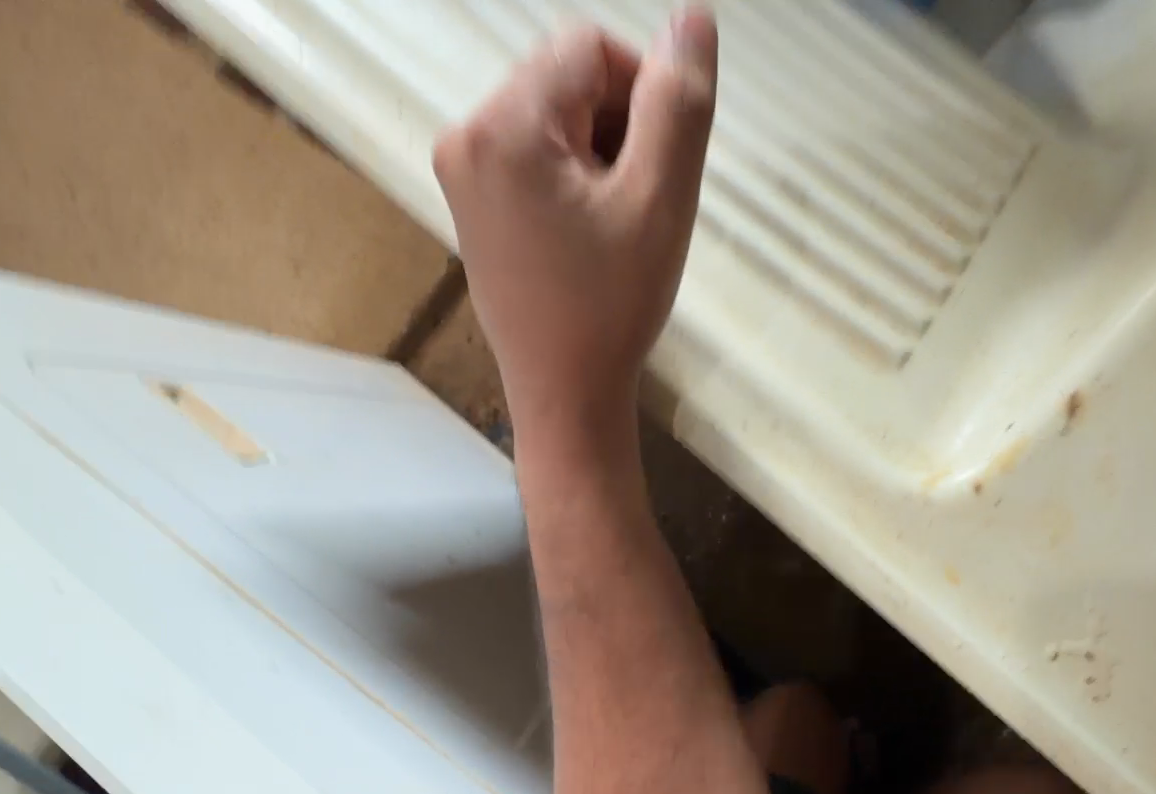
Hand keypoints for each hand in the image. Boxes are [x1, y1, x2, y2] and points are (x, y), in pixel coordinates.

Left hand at [432, 10, 717, 450]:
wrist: (564, 394)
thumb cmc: (612, 307)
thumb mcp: (660, 201)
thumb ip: (679, 102)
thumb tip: (692, 19)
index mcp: (503, 127)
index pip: (589, 48)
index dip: (643, 94)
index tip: (659, 168)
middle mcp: (466, 137)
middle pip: (566, 79)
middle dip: (617, 128)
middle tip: (636, 206)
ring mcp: (462, 174)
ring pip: (553, 118)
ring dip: (600, 154)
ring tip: (613, 227)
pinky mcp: (472, 205)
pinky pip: (532, 156)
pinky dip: (572, 178)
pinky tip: (588, 236)